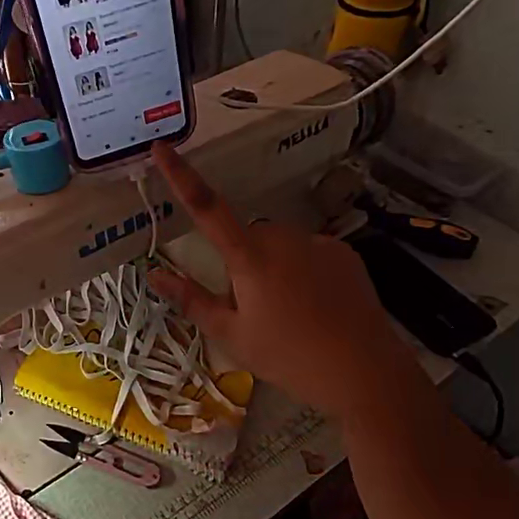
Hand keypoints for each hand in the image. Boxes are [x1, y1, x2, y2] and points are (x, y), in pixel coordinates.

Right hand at [148, 141, 431, 419]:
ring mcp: (316, 242)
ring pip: (280, 245)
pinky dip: (304, 270)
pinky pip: (309, 251)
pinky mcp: (343, 251)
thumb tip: (155, 275)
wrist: (364, 371)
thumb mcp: (233, 335)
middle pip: (248, 238)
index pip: (207, 207)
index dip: (181, 176)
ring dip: (275, 267)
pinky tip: (318, 305)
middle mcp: (283, 238)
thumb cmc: (289, 357)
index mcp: (250, 257)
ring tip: (291, 312)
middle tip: (255, 309)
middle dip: (244, 263)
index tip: (162, 147)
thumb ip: (192, 301)